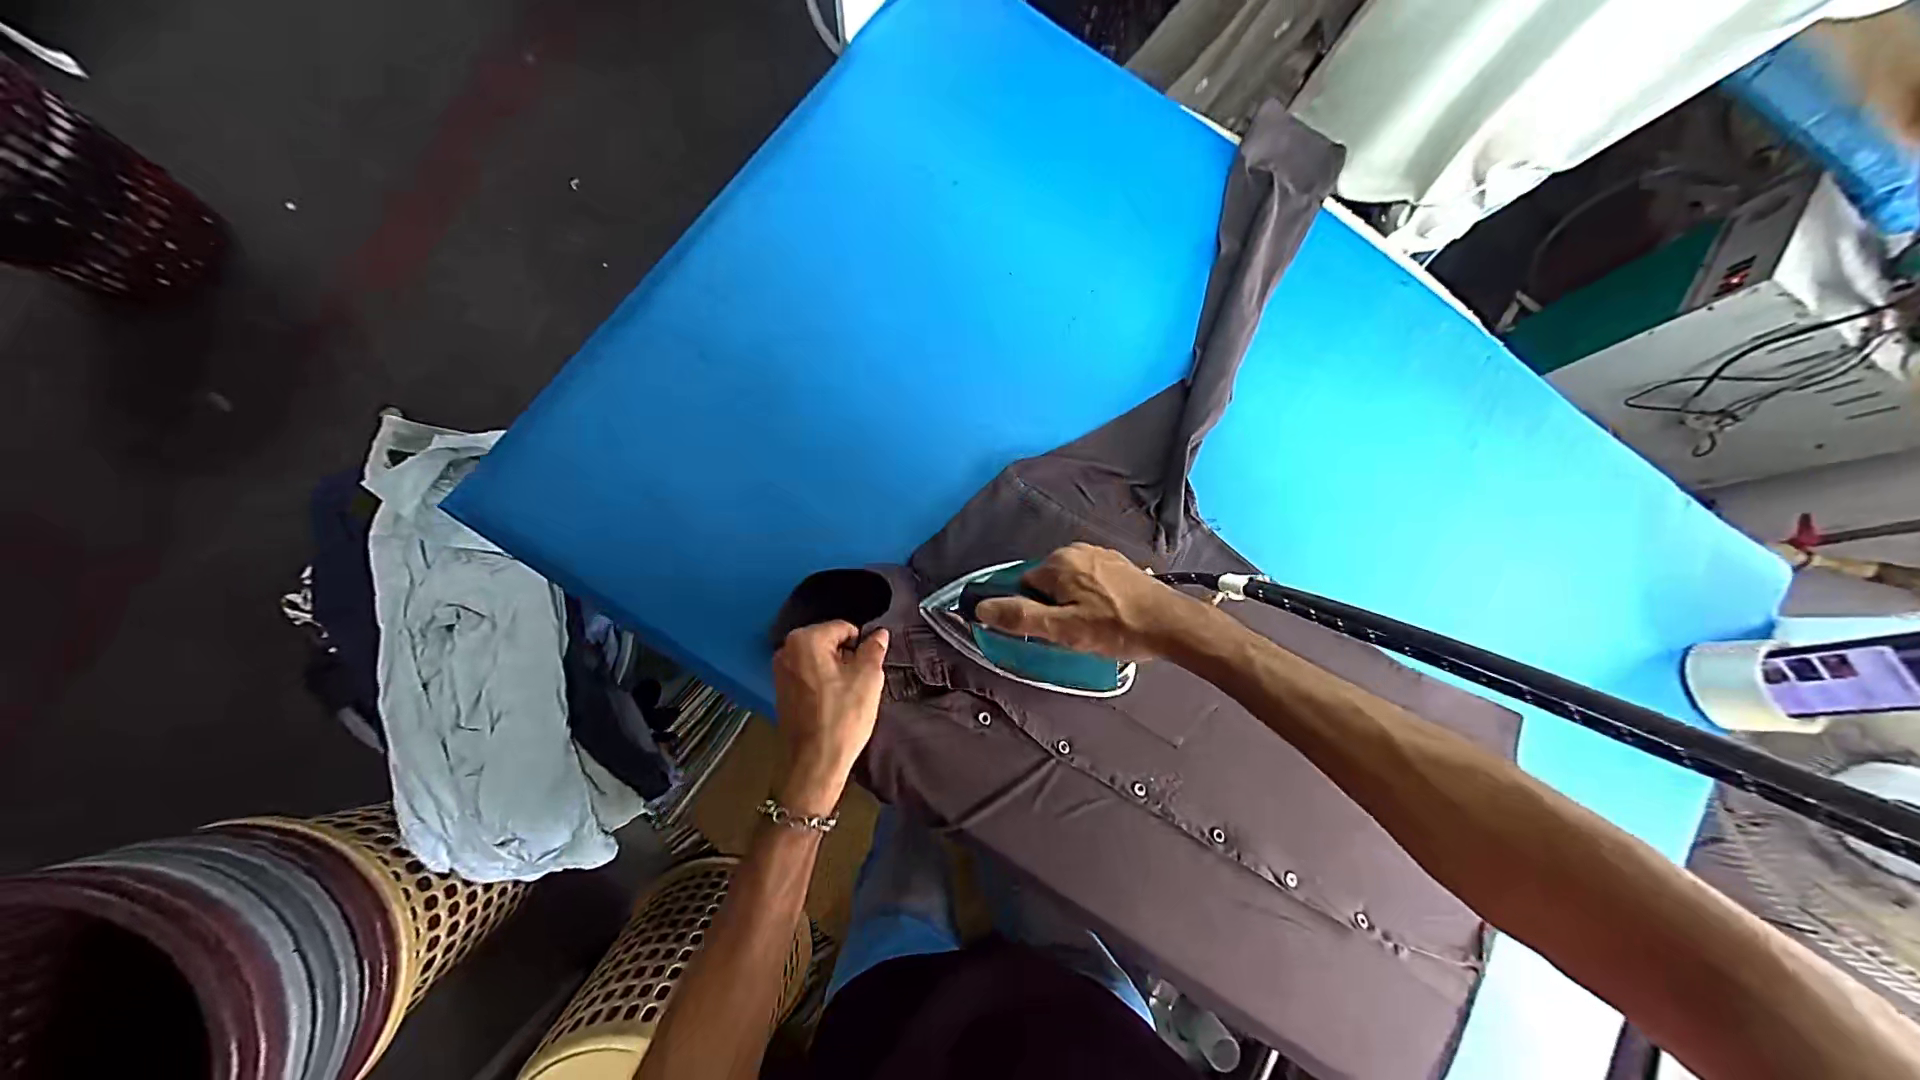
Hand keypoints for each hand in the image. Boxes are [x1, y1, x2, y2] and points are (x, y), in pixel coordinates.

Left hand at [771, 621, 889, 815]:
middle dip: (847, 657)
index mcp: (805, 640)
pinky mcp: (781, 692)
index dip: (861, 646)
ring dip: (836, 671)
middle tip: (860, 682)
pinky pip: (809, 676)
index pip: (844, 628)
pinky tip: (834, 704)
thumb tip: (879, 634)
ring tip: (848, 695)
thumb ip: (874, 649)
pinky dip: (823, 684)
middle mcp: (786, 650)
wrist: (814, 763)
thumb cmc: (842, 718)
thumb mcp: (868, 678)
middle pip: (829, 642)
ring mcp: (780, 672)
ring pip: (820, 660)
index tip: (869, 667)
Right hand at [974, 543, 1192, 660]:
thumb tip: (982, 608)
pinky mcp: (1117, 565)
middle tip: (1074, 633)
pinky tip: (1107, 617)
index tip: (1049, 631)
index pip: (1022, 587)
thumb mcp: (1064, 630)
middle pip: (1045, 584)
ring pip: (1068, 584)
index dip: (1032, 613)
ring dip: (1073, 605)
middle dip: (1053, 608)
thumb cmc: (1119, 628)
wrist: (1172, 625)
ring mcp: (1099, 556)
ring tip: (1094, 628)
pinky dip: (1091, 599)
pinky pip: (1088, 581)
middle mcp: (1076, 551)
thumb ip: (1020, 617)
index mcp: (1058, 563)